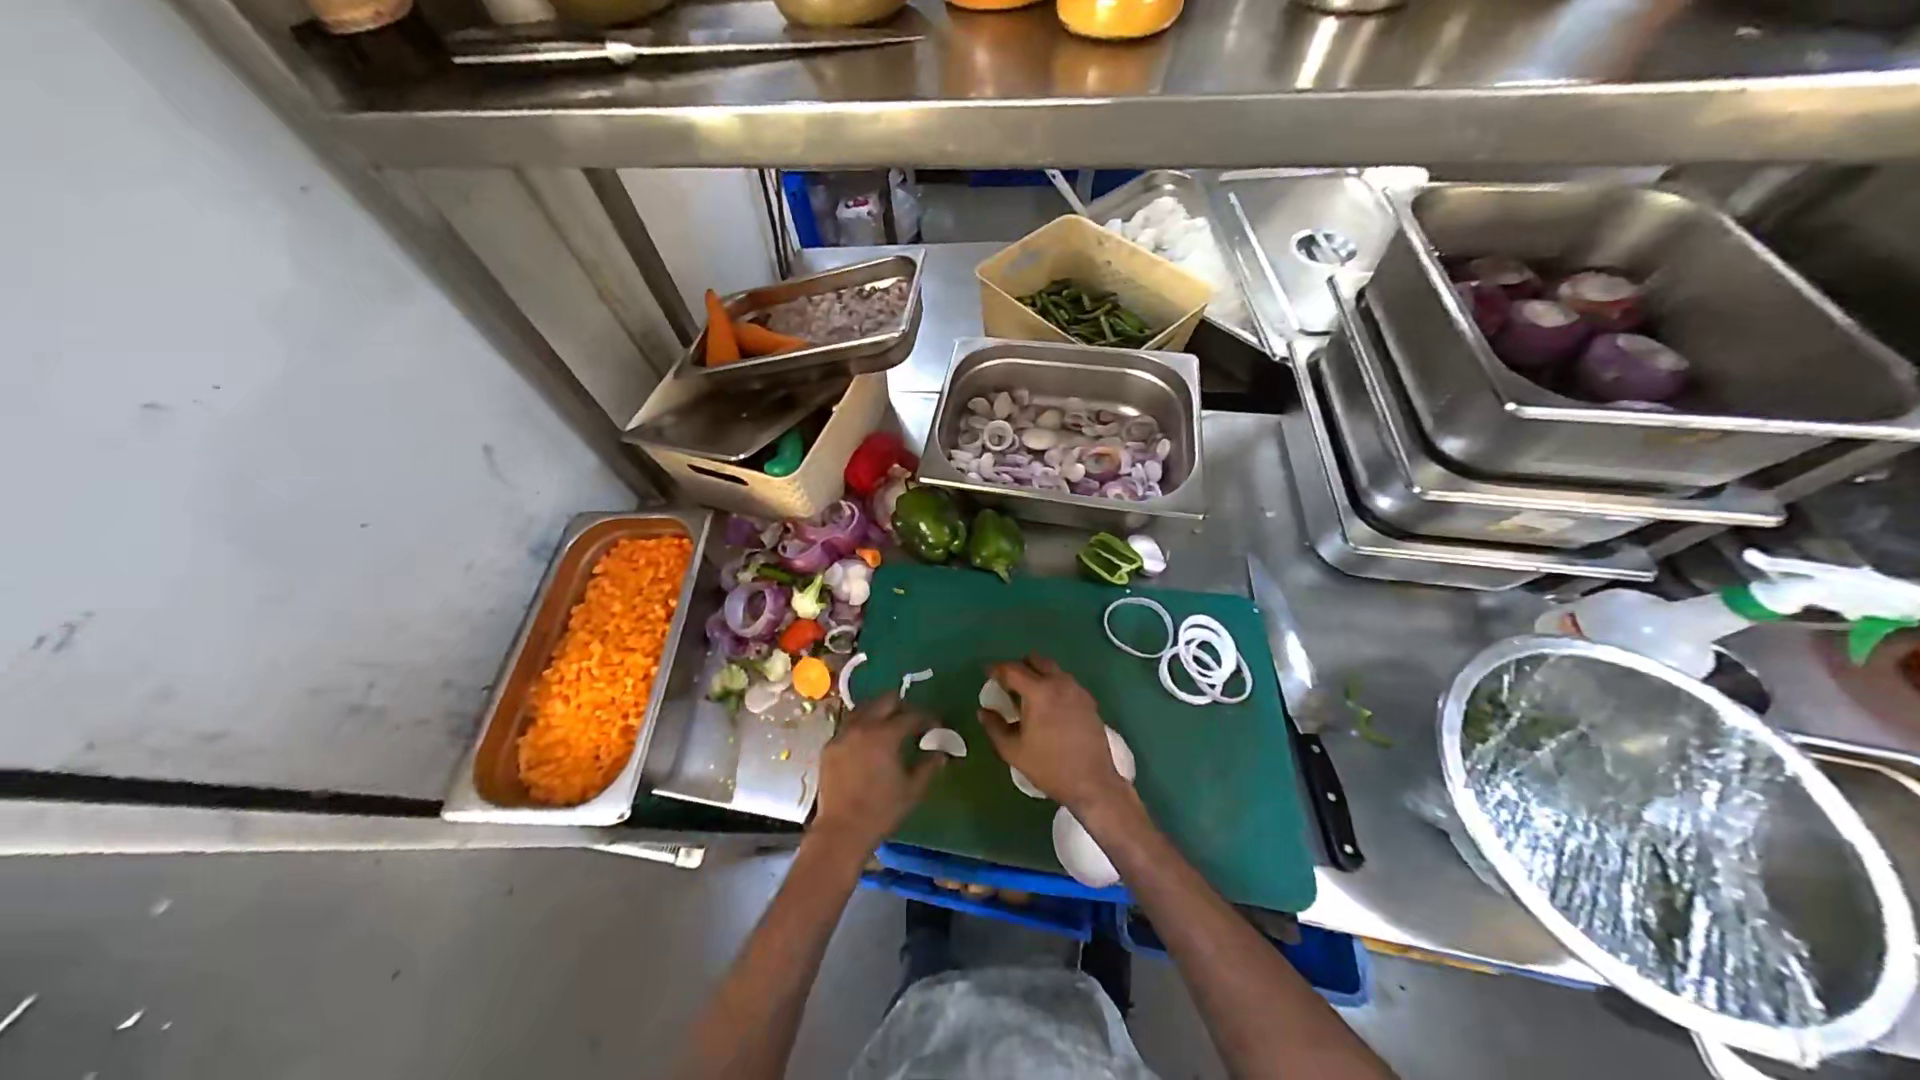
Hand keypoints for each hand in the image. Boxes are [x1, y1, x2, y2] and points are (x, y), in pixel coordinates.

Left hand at [811, 691, 944, 853]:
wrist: (841, 831)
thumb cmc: (881, 811)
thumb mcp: (913, 789)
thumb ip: (929, 766)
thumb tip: (941, 752)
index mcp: (885, 735)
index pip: (912, 715)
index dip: (928, 718)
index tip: (936, 726)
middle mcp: (862, 727)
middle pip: (885, 700)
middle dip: (903, 707)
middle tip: (913, 722)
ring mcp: (842, 734)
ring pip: (864, 708)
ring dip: (881, 712)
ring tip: (891, 727)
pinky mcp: (829, 746)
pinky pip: (849, 725)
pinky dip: (863, 725)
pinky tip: (869, 741)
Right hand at [976, 655, 1128, 813]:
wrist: (1091, 782)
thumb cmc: (1048, 767)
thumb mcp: (1013, 751)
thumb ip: (994, 727)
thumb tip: (983, 711)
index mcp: (1039, 692)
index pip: (1012, 669)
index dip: (996, 669)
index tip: (987, 674)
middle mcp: (1059, 683)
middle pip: (1036, 660)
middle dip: (1019, 666)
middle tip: (1008, 682)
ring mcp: (1077, 690)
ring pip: (1053, 669)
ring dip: (1038, 673)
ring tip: (1027, 693)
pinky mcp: (1089, 701)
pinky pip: (1066, 682)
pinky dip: (1053, 684)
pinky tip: (1049, 704)